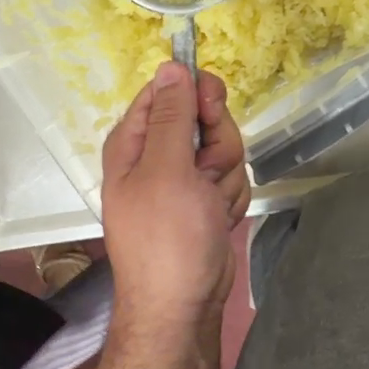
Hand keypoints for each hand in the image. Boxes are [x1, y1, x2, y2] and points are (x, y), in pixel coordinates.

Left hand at [101, 63, 248, 333]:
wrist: (184, 303)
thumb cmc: (167, 237)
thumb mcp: (168, 169)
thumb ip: (173, 115)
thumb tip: (171, 64)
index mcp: (135, 142)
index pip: (169, 91)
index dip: (195, 94)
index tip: (212, 108)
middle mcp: (158, 155)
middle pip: (204, 117)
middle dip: (218, 143)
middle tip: (207, 170)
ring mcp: (185, 178)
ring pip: (225, 147)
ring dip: (227, 175)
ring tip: (210, 204)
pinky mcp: (207, 198)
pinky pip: (232, 176)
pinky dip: (231, 197)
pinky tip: (218, 218)